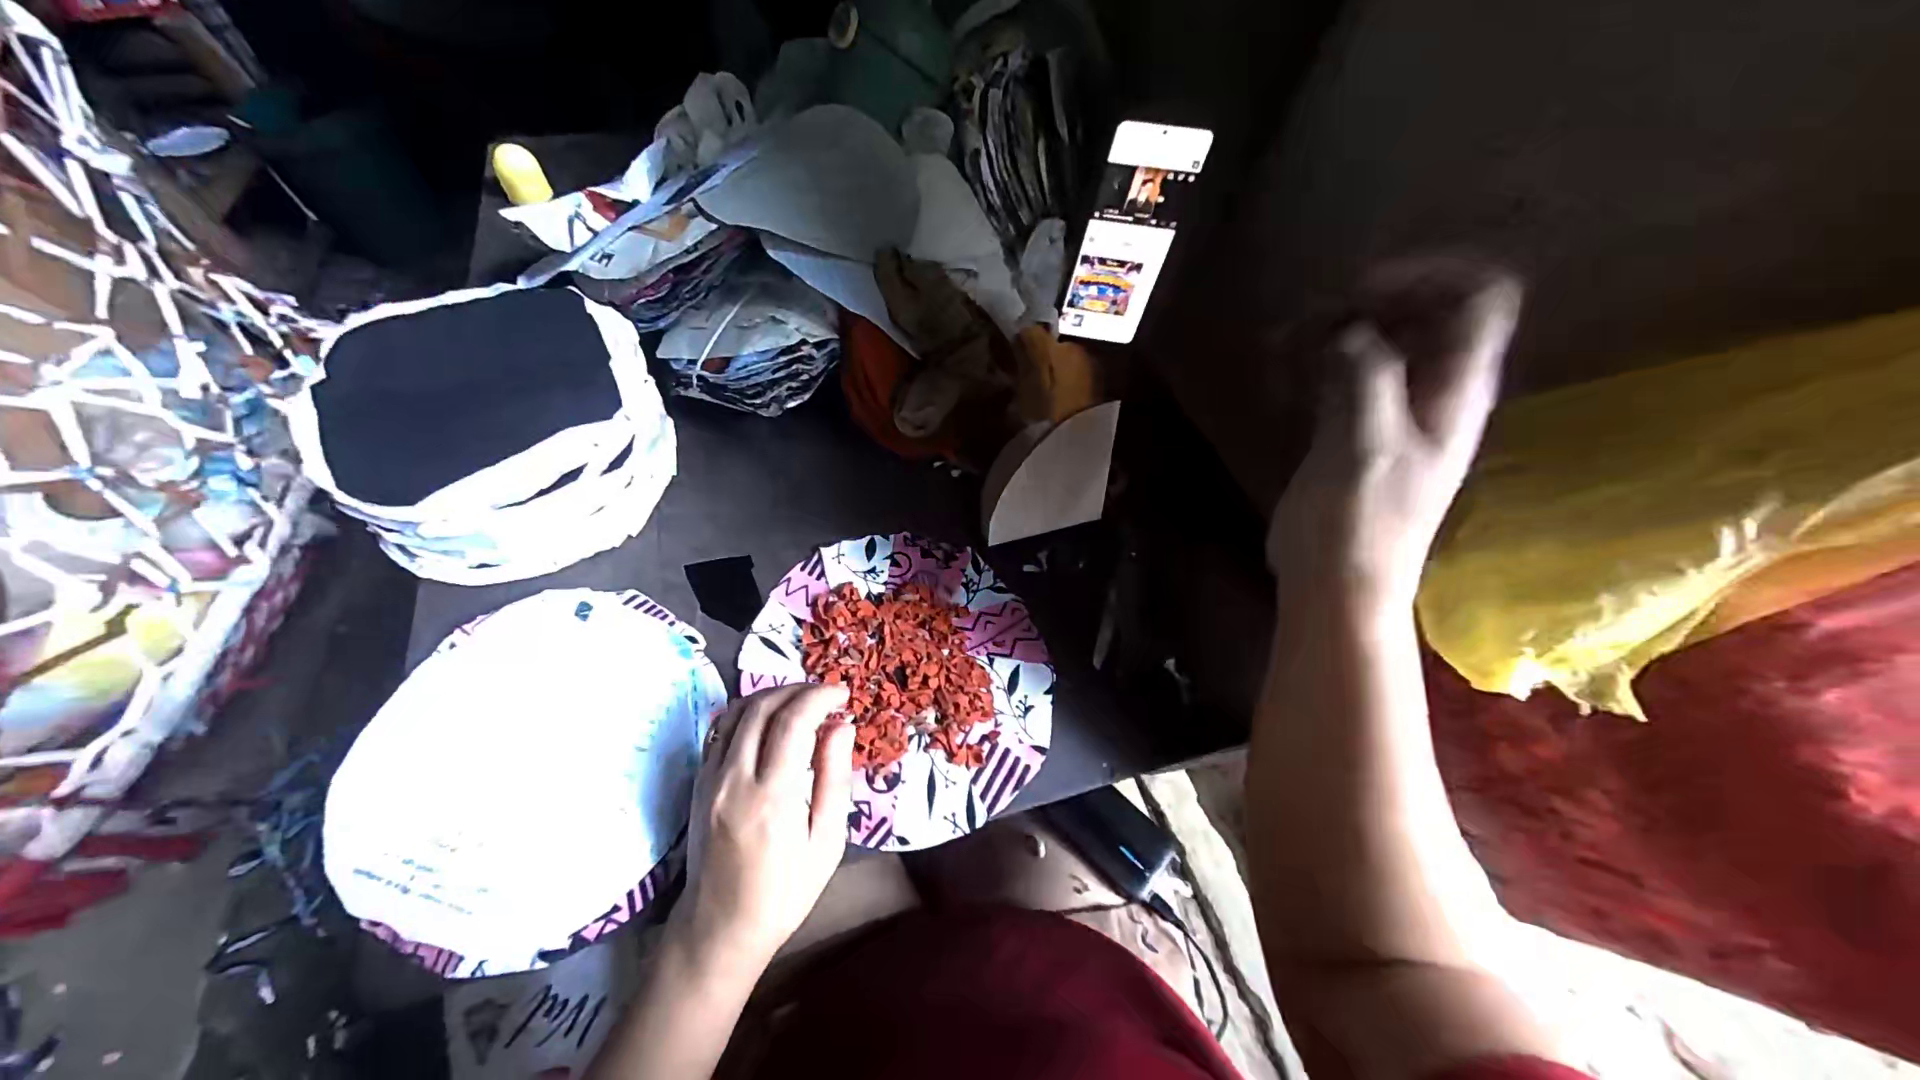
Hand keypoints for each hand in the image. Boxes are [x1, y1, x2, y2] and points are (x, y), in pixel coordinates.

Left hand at [672, 684, 855, 975]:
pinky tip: (768, 720)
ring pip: (736, 712)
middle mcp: (735, 779)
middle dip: (798, 690)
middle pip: (763, 707)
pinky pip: (720, 730)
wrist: (719, 928)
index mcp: (772, 797)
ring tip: (800, 702)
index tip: (842, 694)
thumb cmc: (784, 893)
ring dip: (771, 696)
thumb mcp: (826, 842)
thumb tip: (842, 726)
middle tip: (825, 695)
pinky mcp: (698, 783)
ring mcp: (710, 779)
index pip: (794, 722)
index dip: (820, 697)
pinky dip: (747, 713)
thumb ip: (835, 779)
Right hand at [1267, 258, 1521, 606]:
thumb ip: (1366, 376)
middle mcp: (1431, 389)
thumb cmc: (1362, 521)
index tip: (1363, 288)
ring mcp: (1388, 407)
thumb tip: (1349, 329)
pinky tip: (1277, 369)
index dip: (1433, 274)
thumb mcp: (1368, 445)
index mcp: (1457, 388)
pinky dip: (1311, 360)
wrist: (1336, 580)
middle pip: (1423, 311)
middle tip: (1313, 317)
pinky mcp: (1347, 427)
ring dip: (1332, 329)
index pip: (1480, 298)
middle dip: (1369, 301)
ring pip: (1376, 340)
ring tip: (1283, 342)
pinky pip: (1339, 371)